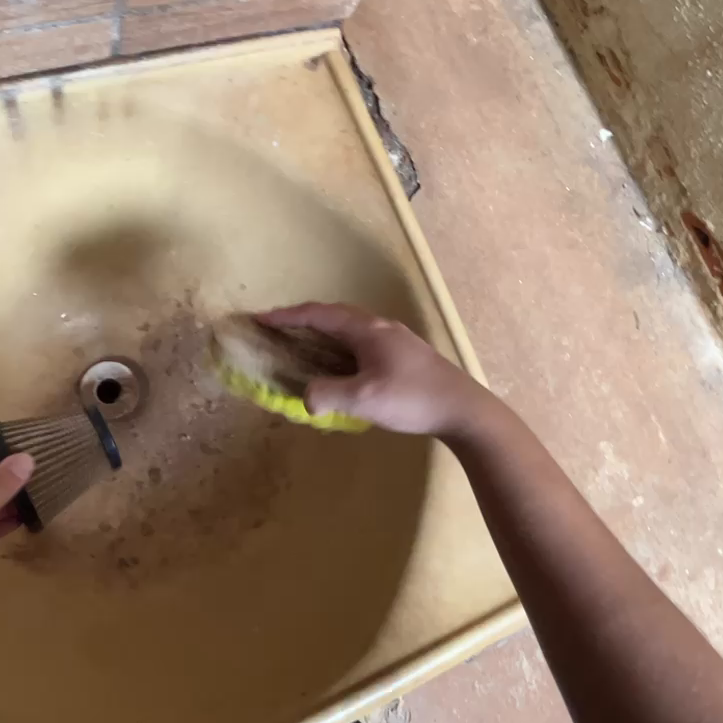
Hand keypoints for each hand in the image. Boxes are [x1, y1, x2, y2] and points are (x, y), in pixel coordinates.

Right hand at [260, 302, 494, 437]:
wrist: (463, 409)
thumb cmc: (412, 399)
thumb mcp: (364, 399)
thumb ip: (327, 395)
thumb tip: (305, 397)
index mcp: (367, 330)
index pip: (319, 314)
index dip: (287, 316)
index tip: (260, 318)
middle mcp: (380, 326)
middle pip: (333, 314)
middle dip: (302, 319)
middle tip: (277, 329)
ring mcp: (394, 339)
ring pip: (349, 327)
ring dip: (322, 331)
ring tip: (301, 344)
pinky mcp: (403, 354)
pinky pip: (360, 341)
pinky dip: (338, 345)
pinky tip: (338, 364)